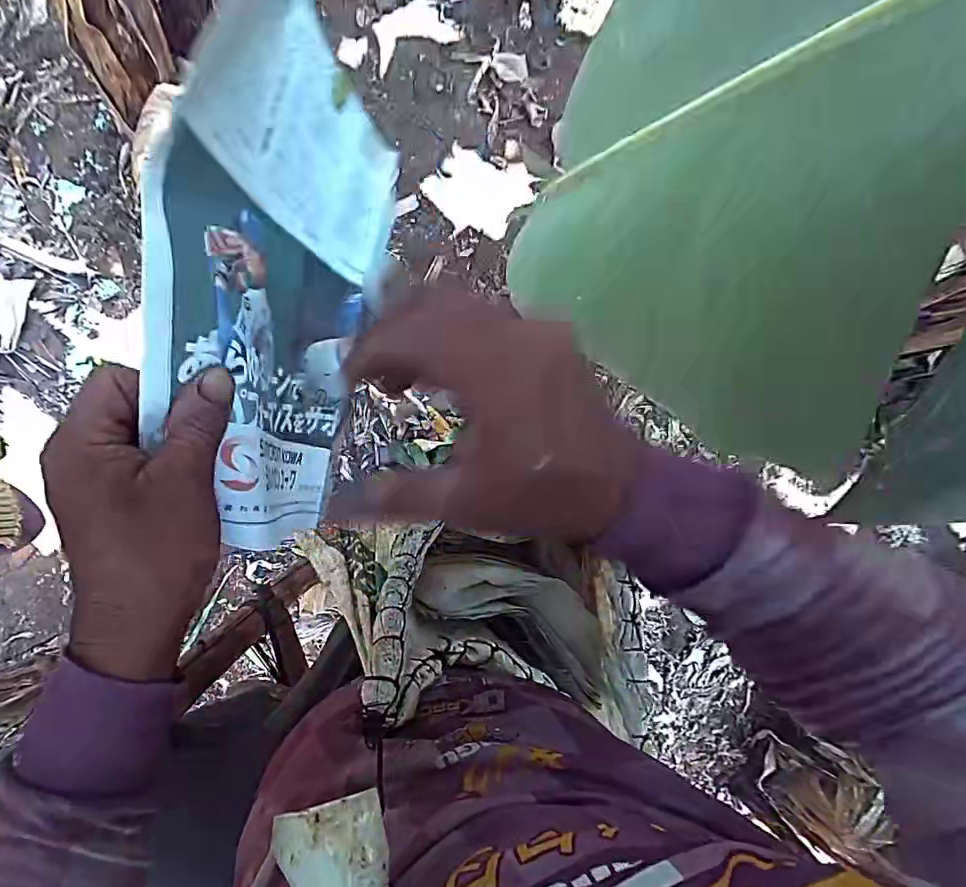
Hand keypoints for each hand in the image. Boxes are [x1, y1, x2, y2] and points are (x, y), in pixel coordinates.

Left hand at [42, 364, 232, 680]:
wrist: (135, 629)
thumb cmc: (156, 553)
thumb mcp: (184, 481)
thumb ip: (197, 422)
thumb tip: (213, 374)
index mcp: (78, 440)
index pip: (117, 379)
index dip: (162, 385)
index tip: (202, 411)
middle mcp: (71, 454)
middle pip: (127, 408)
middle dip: (177, 418)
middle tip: (218, 436)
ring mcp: (84, 483)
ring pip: (137, 441)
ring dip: (178, 447)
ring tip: (215, 465)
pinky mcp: (101, 506)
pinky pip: (136, 470)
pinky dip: (168, 472)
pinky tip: (199, 490)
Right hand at [340, 289, 643, 540]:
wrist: (620, 490)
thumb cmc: (540, 494)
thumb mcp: (465, 502)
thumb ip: (401, 495)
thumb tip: (345, 502)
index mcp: (490, 369)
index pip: (411, 335)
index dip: (369, 352)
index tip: (345, 379)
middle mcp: (513, 333)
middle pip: (432, 306)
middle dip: (388, 333)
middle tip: (364, 372)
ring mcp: (535, 329)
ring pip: (460, 305)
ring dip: (419, 329)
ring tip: (397, 376)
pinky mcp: (547, 337)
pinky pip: (486, 317)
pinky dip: (451, 334)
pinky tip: (440, 374)